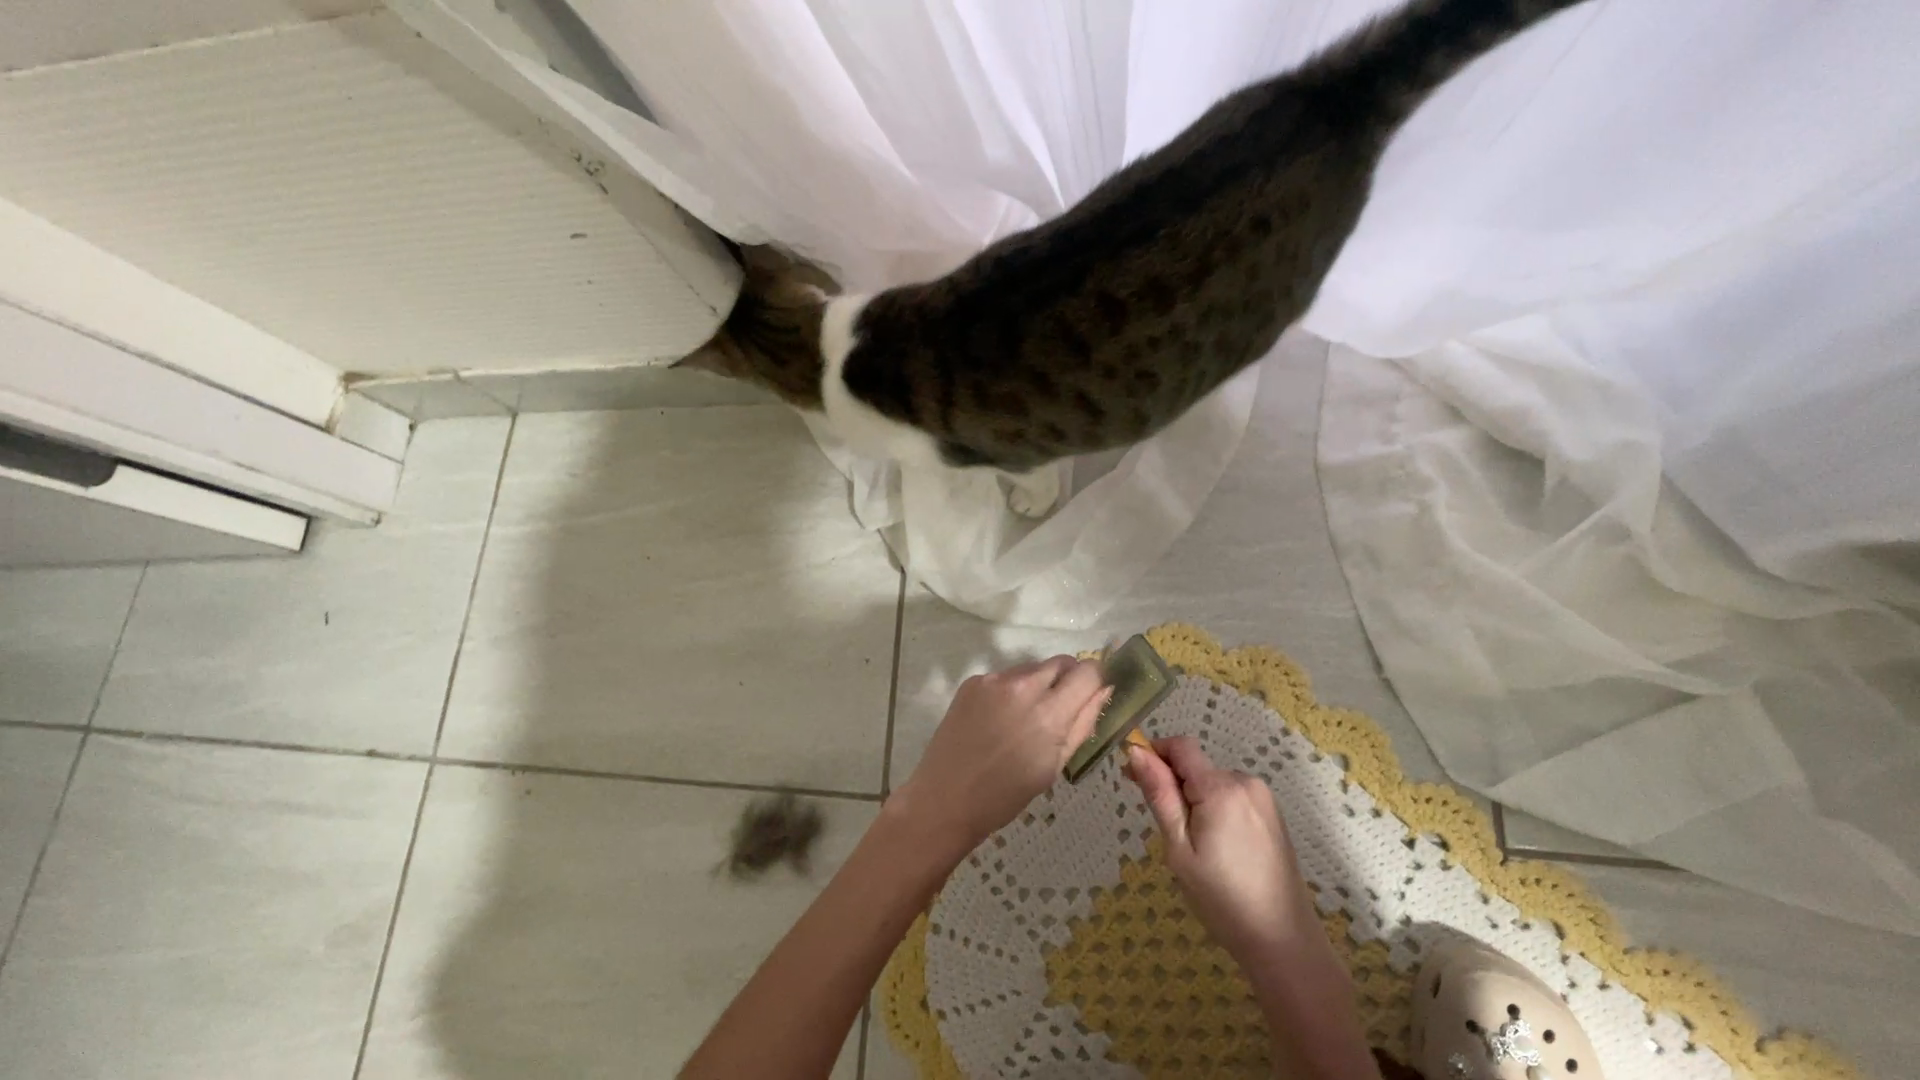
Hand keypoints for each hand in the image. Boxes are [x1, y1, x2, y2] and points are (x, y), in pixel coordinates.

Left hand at [895, 656, 1111, 848]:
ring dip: (1039, 684)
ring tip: (1025, 718)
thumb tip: (1105, 690)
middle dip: (1069, 679)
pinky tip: (1000, 719)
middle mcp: (1022, 686)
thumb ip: (1083, 723)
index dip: (1097, 679)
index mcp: (1049, 713)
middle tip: (1061, 708)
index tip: (1095, 692)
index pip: (1089, 672)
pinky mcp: (972, 682)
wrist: (945, 798)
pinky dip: (1011, 691)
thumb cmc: (1006, 795)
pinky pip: (1005, 676)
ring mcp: (994, 680)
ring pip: (1033, 668)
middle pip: (1062, 662)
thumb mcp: (1055, 765)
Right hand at [1125, 736, 1317, 968]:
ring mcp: (1263, 798)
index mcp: (1221, 788)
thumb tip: (1135, 751)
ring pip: (1213, 783)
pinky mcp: (1272, 814)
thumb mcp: (1179, 849)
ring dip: (1194, 799)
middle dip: (1173, 784)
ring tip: (1193, 847)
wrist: (1281, 939)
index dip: (1153, 753)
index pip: (1181, 746)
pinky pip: (1232, 796)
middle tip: (1164, 830)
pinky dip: (1215, 809)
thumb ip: (1159, 795)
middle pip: (1196, 766)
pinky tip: (1216, 848)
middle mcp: (1245, 782)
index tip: (1133, 779)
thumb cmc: (1221, 898)